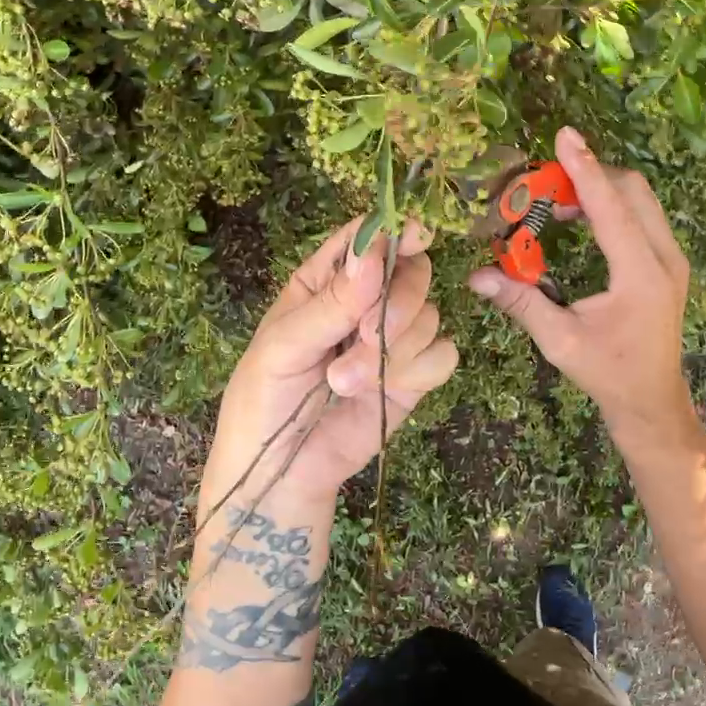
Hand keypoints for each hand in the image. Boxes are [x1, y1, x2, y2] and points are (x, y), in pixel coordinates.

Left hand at [197, 217, 457, 518]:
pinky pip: (443, 354)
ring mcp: (392, 338)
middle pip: (412, 271)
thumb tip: (373, 253)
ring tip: (345, 383)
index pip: (366, 239)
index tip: (413, 235)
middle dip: (398, 301)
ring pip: (430, 313)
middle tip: (364, 336)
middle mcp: (364, 301)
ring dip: (394, 349)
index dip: (392, 231)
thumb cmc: (263, 400)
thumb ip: (330, 303)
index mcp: (325, 281)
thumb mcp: (283, 347)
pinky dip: (419, 370)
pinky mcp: (413, 376)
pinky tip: (385, 390)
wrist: (281, 475)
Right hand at [467, 127, 693, 439]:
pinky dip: (610, 202)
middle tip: (543, 179)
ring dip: (600, 186)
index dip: (584, 169)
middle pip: (631, 189)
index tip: (564, 136)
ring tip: (554, 198)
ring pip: (640, 198)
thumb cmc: (608, 373)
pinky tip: (578, 215)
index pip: (611, 207)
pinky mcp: (667, 262)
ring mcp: (671, 258)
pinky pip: (641, 214)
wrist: (653, 400)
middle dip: (589, 173)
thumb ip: (520, 302)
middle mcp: (665, 258)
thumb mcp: (560, 341)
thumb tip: (476, 276)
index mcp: (642, 274)